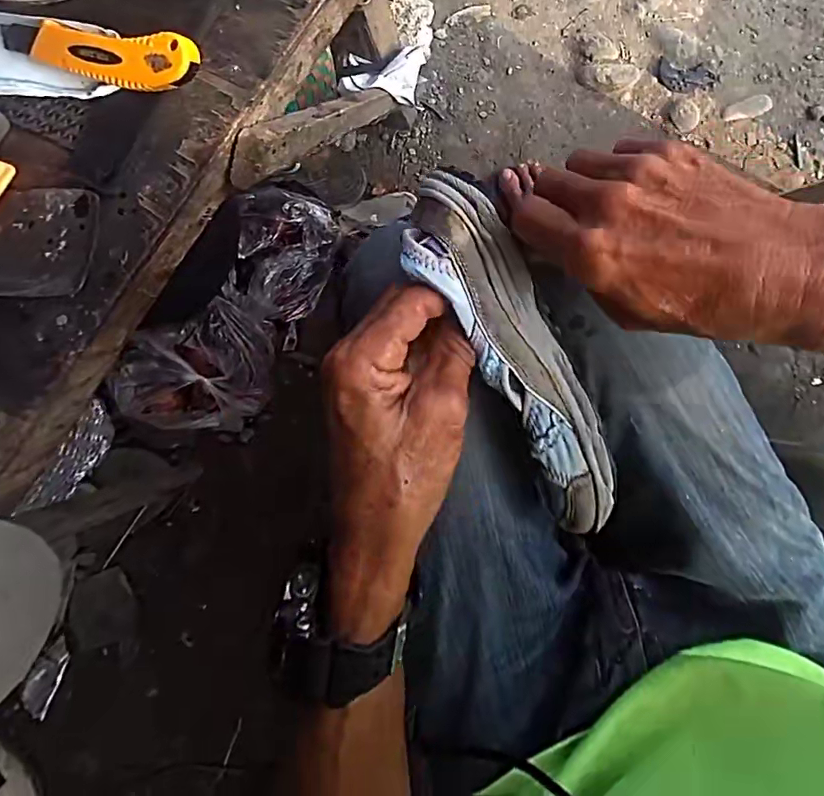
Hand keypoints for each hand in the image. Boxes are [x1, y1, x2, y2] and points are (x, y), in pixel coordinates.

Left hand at [321, 283, 473, 638]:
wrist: (373, 529)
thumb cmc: (408, 478)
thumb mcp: (443, 411)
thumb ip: (453, 352)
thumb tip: (467, 312)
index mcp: (359, 358)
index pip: (408, 300)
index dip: (446, 294)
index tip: (481, 299)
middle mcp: (342, 352)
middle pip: (395, 303)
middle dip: (437, 305)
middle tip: (478, 313)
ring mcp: (343, 365)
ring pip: (392, 320)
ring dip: (428, 322)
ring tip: (467, 329)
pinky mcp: (352, 379)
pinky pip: (387, 342)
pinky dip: (415, 340)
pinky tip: (443, 349)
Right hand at [501, 139, 823, 346]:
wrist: (786, 266)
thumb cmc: (711, 304)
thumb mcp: (633, 311)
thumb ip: (588, 274)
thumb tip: (564, 247)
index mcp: (592, 251)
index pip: (524, 215)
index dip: (522, 219)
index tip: (528, 221)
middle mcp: (606, 203)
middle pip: (544, 181)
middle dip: (549, 198)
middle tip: (569, 214)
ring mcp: (638, 169)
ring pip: (580, 160)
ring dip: (586, 181)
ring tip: (616, 201)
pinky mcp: (667, 149)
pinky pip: (619, 148)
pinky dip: (621, 166)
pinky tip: (649, 188)